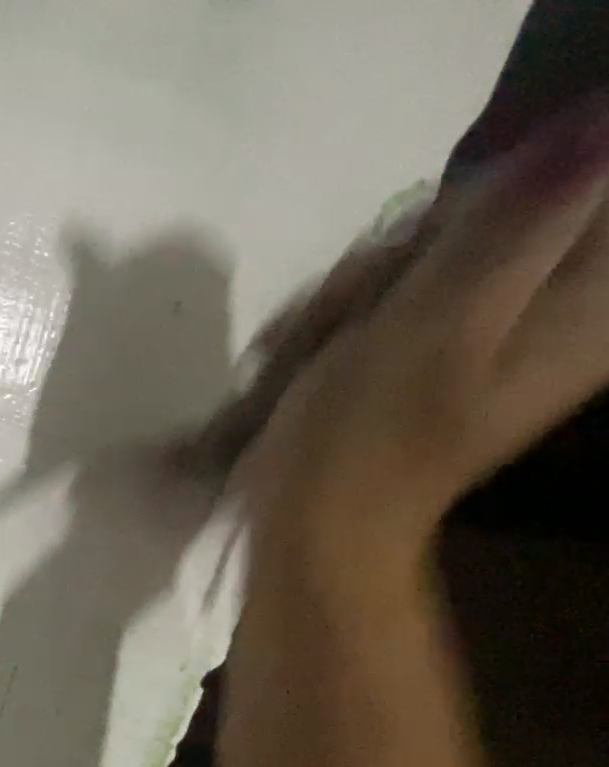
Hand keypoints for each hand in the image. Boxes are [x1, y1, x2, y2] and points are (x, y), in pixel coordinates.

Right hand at [245, 105, 608, 555]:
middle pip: (489, 219)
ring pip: (423, 258)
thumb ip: (507, 231)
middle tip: (346, 308)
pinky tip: (305, 354)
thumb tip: (592, 126)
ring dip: (349, 291)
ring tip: (307, 348)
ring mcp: (487, 332)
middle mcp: (554, 308)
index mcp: (587, 301)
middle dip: (395, 255)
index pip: (578, 186)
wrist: (315, 522)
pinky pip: (392, 297)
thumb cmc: (367, 434)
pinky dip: (339, 318)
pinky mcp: (432, 353)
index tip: (419, 243)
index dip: (489, 196)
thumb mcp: (430, 327)